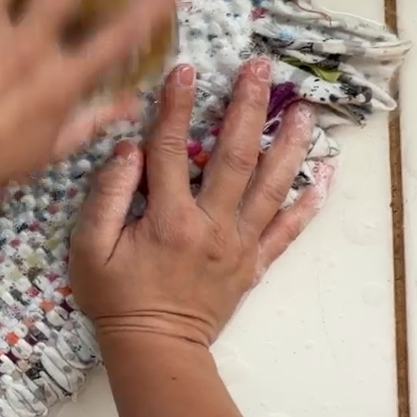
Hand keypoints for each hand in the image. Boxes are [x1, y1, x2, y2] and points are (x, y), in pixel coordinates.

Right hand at [69, 59, 326, 348]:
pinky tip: (327, 175)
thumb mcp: (89, 247)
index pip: (169, 149)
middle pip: (233, 157)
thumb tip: (127, 150)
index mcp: (167, 219)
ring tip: (304, 109)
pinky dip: (311, 202)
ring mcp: (240, 244)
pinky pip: (289, 230)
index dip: (174, 106)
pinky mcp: (255, 263)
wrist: (155, 347)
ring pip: (272, 186)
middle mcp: (212, 225)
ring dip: (290, 144)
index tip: (184, 70)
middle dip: (247, 108)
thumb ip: (107, 197)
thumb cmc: (114, 295)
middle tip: (259, 70)